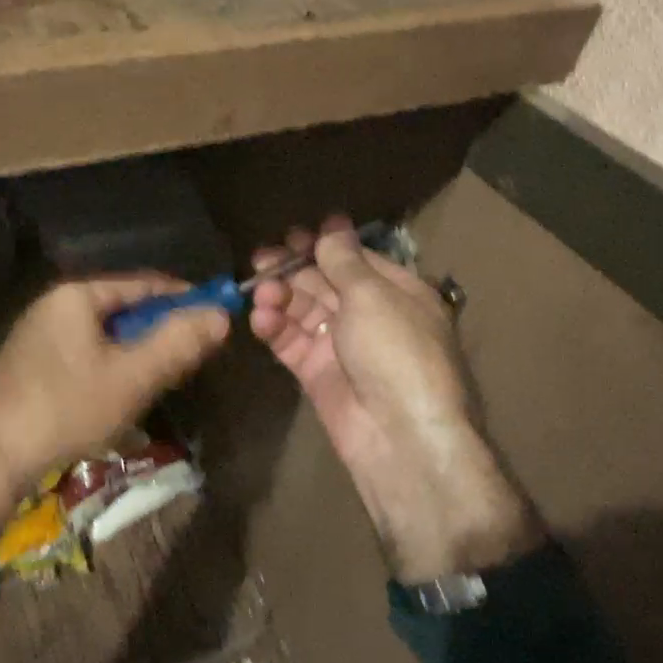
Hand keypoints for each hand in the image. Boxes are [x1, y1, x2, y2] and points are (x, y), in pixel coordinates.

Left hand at [0, 276, 230, 532]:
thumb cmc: (64, 410)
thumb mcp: (130, 379)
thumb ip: (177, 344)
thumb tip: (221, 315)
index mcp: (75, 296)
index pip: (142, 283)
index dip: (182, 297)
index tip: (214, 314)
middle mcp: (51, 306)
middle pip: (120, 307)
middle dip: (158, 327)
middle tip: (192, 354)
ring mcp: (35, 336)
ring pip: (101, 334)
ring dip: (134, 351)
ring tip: (161, 378)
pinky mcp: (27, 366)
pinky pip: (81, 354)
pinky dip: (108, 366)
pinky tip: (119, 396)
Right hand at [252, 218, 541, 581]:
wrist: (401, 437)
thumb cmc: (397, 352)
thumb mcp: (373, 296)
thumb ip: (343, 260)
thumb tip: (332, 224)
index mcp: (397, 293)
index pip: (354, 260)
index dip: (323, 246)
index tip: (291, 234)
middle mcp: (370, 316)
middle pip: (324, 282)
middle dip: (293, 269)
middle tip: (261, 260)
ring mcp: (342, 346)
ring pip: (303, 311)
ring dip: (280, 297)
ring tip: (261, 293)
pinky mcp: (317, 373)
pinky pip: (291, 342)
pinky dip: (275, 328)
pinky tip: (260, 318)